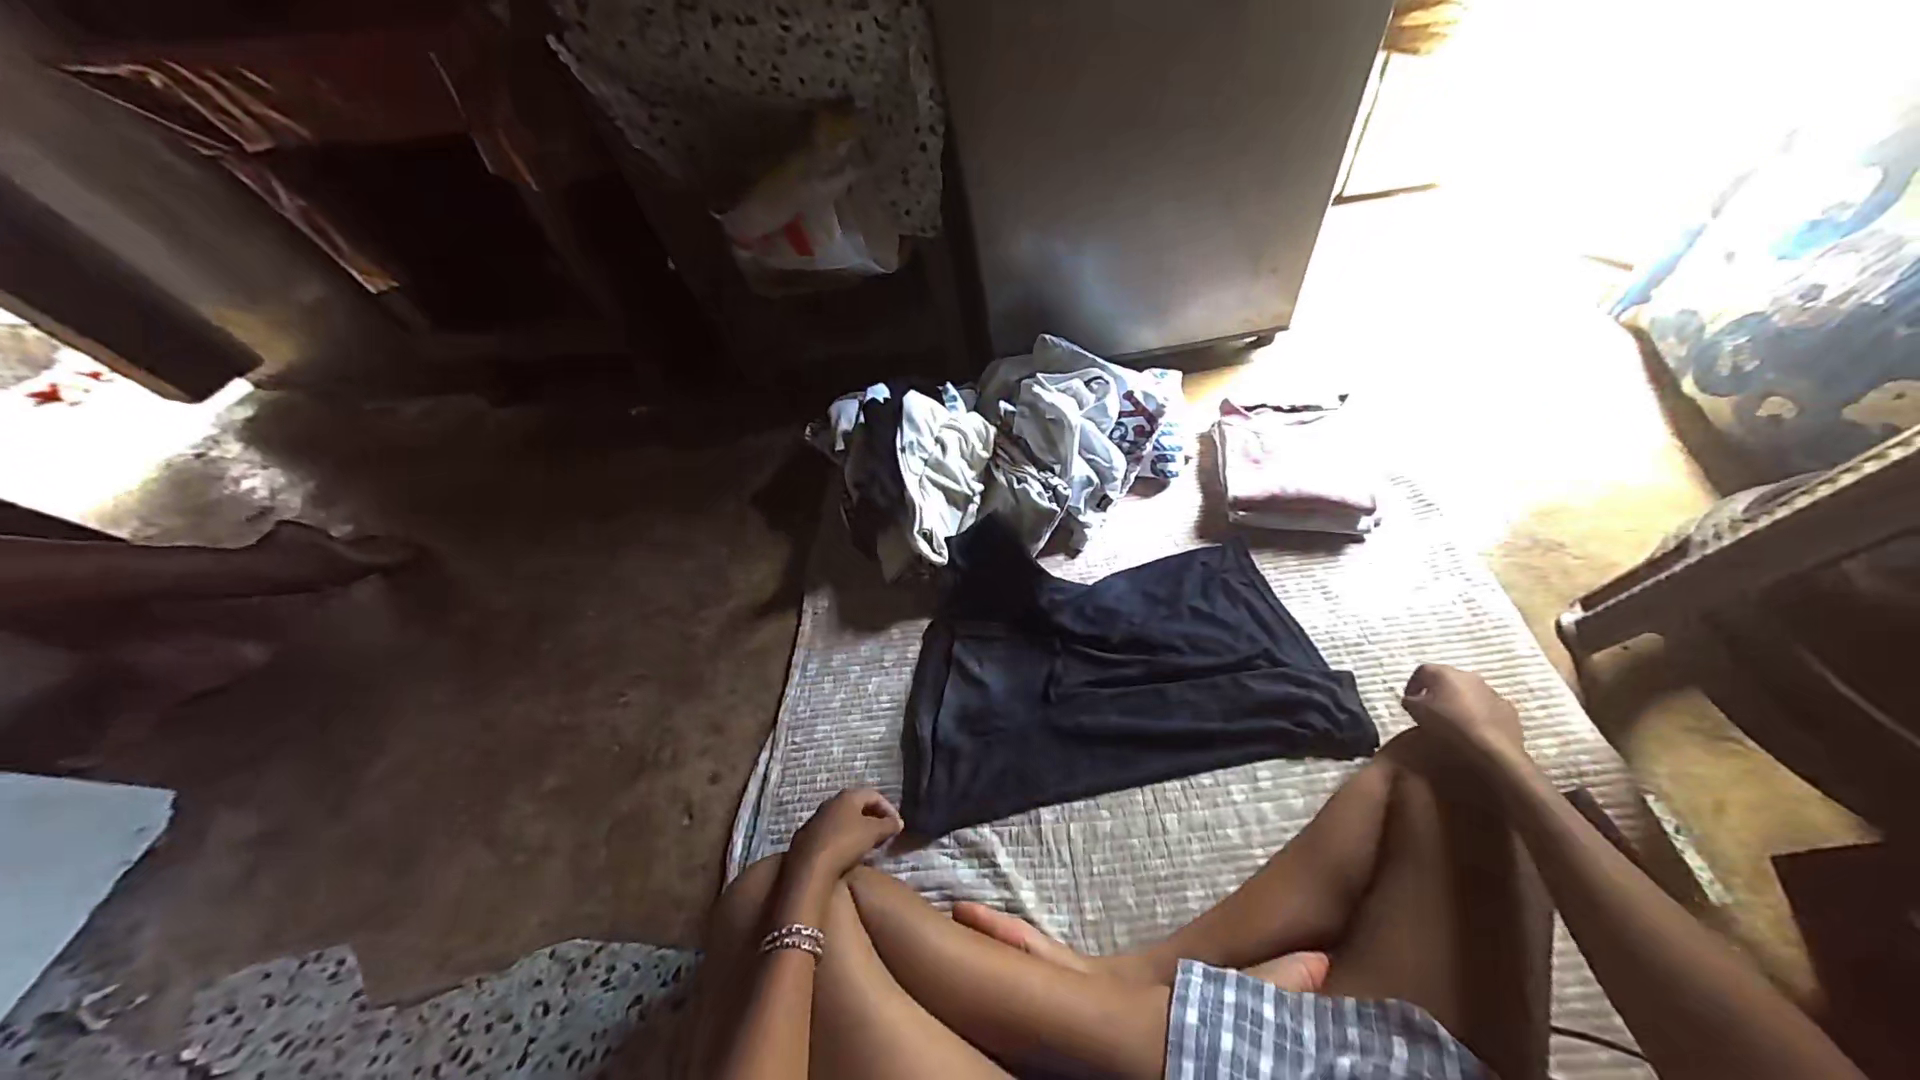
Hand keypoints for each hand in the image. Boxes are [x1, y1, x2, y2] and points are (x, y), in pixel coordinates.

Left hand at [786, 788, 902, 881]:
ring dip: (858, 829)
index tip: (897, 825)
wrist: (809, 866)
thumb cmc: (845, 842)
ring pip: (843, 820)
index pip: (874, 795)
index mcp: (848, 796)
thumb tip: (898, 822)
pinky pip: (831, 834)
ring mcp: (816, 819)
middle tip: (884, 834)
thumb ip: (888, 825)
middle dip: (874, 818)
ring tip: (868, 846)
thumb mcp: (873, 832)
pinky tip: (848, 854)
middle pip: (858, 806)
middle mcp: (830, 802)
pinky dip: (843, 839)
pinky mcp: (807, 837)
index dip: (889, 808)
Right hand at [1401, 663, 1528, 772]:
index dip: (1413, 684)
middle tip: (1430, 708)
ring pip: (1469, 692)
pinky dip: (1478, 713)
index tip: (1409, 699)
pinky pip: (1487, 707)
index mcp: (1444, 673)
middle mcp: (1469, 676)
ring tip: (1453, 720)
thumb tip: (1412, 699)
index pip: (1422, 671)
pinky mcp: (1507, 709)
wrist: (1492, 748)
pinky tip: (1474, 728)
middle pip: (1448, 679)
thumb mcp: (1416, 711)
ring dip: (1459, 702)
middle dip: (1438, 691)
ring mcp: (1492, 692)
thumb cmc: (1447, 724)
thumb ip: (1410, 700)